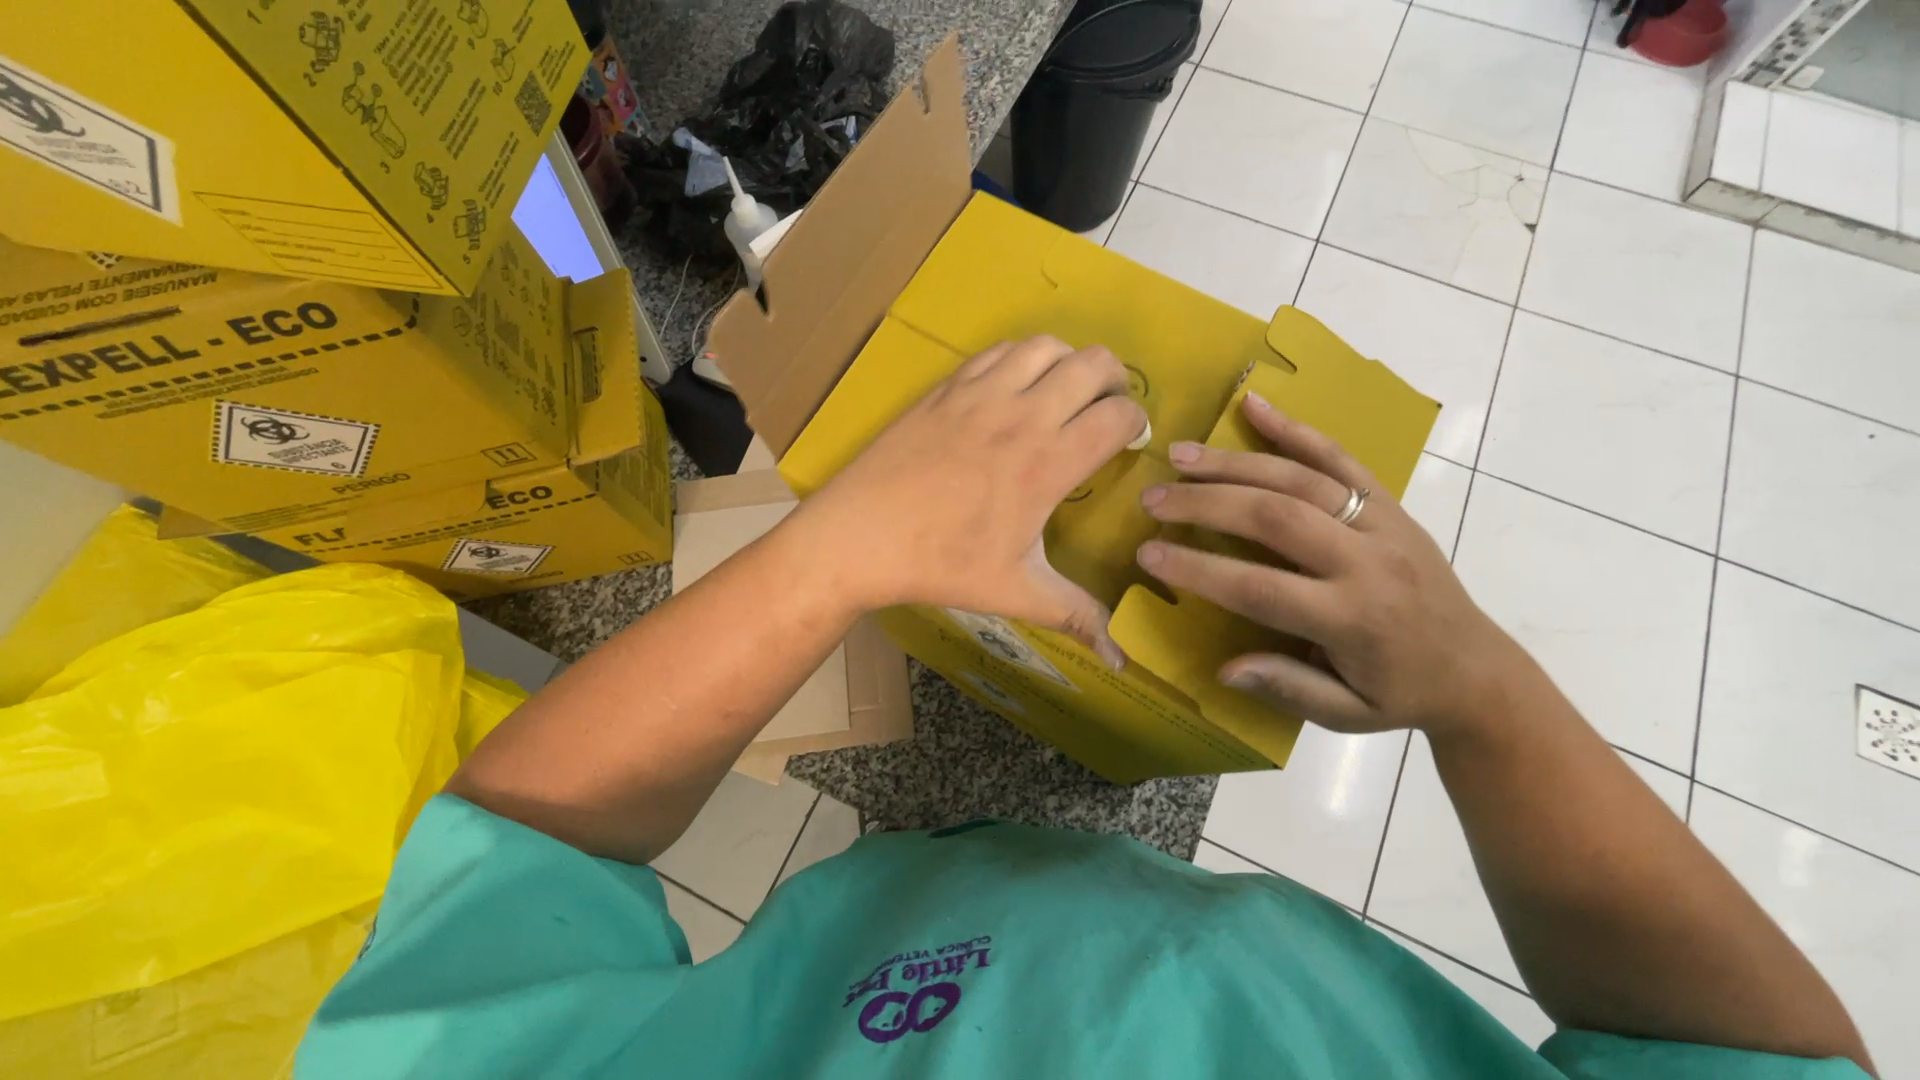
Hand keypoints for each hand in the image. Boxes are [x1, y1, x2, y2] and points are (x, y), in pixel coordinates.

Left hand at [798, 336, 1148, 667]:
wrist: (860, 536)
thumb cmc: (942, 565)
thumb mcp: (1015, 591)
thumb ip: (1076, 615)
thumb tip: (1121, 657)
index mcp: (1048, 463)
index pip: (1118, 417)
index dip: (1138, 422)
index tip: (1131, 441)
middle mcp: (1023, 416)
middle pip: (1093, 364)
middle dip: (1116, 380)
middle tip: (1109, 407)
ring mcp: (981, 395)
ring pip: (1046, 346)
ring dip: (1069, 360)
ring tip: (1068, 388)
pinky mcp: (947, 388)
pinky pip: (998, 351)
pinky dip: (1022, 357)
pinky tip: (1016, 385)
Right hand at [1133, 393, 1528, 735]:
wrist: (1478, 669)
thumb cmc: (1400, 694)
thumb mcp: (1347, 713)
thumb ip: (1288, 688)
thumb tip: (1225, 668)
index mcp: (1352, 619)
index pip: (1261, 588)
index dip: (1200, 569)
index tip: (1149, 554)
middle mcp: (1366, 562)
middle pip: (1275, 518)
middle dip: (1206, 503)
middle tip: (1153, 498)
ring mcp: (1381, 524)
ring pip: (1299, 480)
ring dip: (1234, 464)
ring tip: (1180, 455)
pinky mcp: (1389, 503)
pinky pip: (1339, 458)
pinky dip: (1294, 430)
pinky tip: (1253, 406)